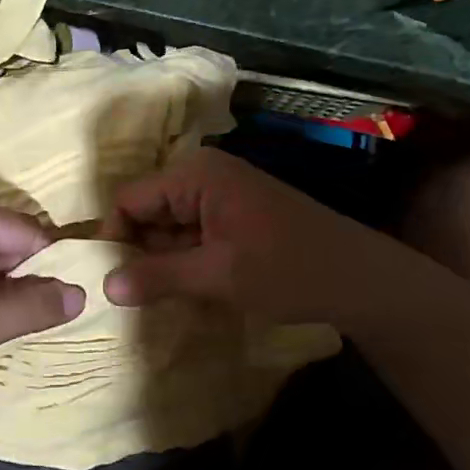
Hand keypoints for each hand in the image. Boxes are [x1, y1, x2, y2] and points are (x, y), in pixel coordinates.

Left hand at [0, 191, 84, 395]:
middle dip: (31, 281)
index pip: (30, 233)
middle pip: (16, 243)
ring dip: (13, 291)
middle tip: (46, 322)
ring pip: (2, 259)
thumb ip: (32, 307)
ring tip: (17, 324)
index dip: (53, 269)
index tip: (75, 305)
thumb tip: (84, 294)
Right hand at [99, 147, 413, 323]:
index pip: (129, 199)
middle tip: (132, 293)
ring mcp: (219, 193)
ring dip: (161, 258)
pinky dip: (184, 258)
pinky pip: (189, 231)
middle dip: (137, 249)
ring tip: (158, 294)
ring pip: (166, 224)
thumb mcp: (218, 276)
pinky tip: (189, 286)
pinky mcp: (232, 213)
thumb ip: (157, 276)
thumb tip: (103, 287)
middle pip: (146, 209)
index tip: (108, 278)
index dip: (114, 236)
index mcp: (195, 175)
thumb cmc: (289, 270)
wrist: (365, 282)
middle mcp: (202, 175)